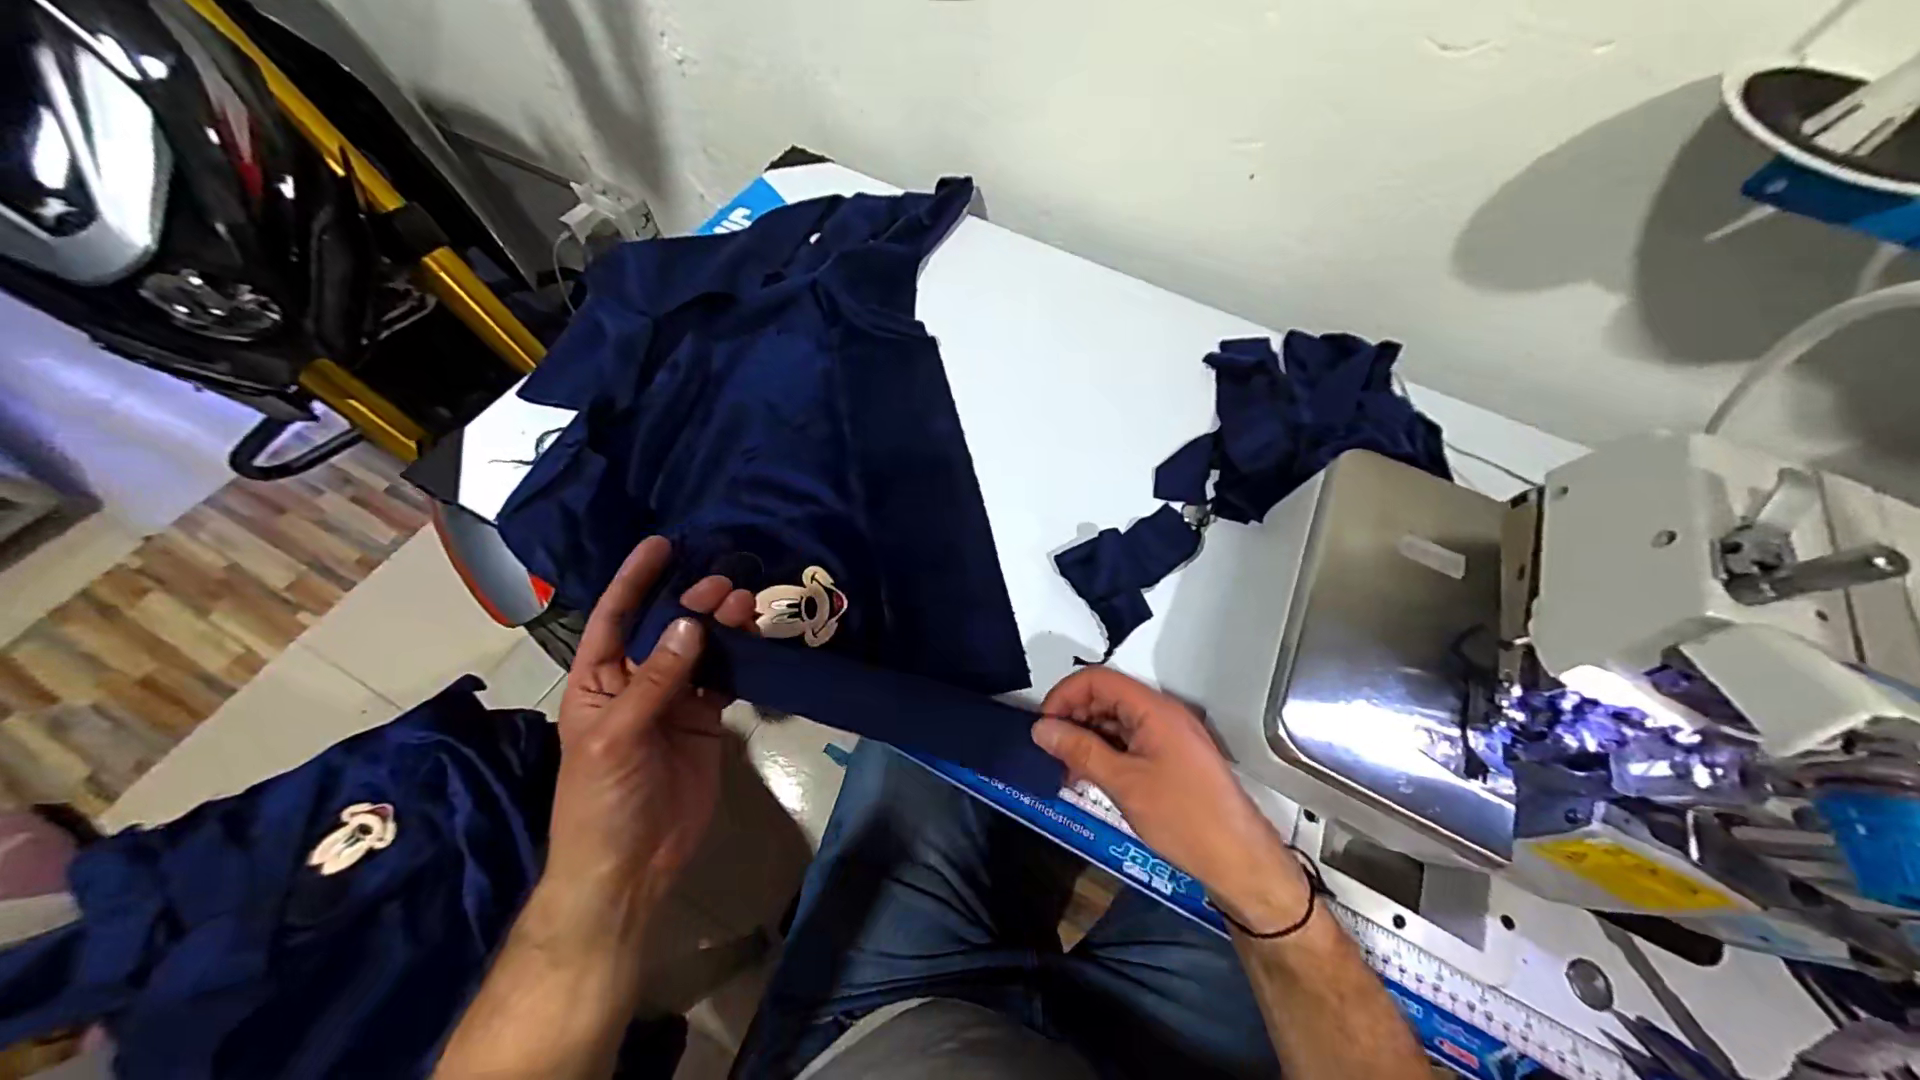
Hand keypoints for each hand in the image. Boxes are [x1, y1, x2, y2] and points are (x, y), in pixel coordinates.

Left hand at [542, 536, 757, 927]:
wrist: (631, 868)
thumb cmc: (600, 800)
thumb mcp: (616, 736)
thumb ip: (655, 680)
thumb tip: (690, 625)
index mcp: (598, 681)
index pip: (615, 618)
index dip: (635, 580)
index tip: (661, 545)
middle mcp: (637, 682)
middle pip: (667, 629)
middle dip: (692, 602)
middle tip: (725, 585)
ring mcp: (674, 702)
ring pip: (701, 651)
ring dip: (722, 627)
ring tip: (747, 605)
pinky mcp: (706, 721)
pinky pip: (724, 680)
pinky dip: (741, 659)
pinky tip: (755, 641)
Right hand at [1034, 668, 1309, 930]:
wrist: (1240, 860)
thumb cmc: (1184, 817)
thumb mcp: (1123, 782)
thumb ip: (1079, 750)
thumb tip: (1042, 729)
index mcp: (1154, 709)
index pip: (1098, 680)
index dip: (1065, 695)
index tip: (1044, 725)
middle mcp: (1162, 713)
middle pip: (1106, 697)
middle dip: (1073, 717)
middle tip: (1050, 750)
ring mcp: (1169, 734)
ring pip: (1116, 721)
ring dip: (1087, 737)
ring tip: (1066, 768)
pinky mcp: (1172, 756)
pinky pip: (1130, 740)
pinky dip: (1106, 752)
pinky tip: (1089, 775)